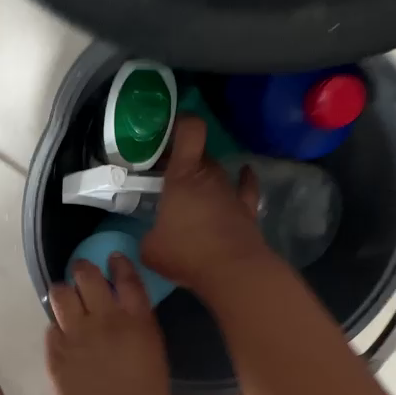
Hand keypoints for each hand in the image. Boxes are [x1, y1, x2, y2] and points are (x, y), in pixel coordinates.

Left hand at [47, 254, 169, 394]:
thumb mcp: (155, 363)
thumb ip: (142, 334)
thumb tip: (131, 323)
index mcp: (138, 322)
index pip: (127, 278)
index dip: (119, 264)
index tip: (113, 258)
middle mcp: (105, 319)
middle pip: (86, 275)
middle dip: (83, 271)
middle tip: (84, 277)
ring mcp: (76, 333)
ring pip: (60, 293)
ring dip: (64, 293)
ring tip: (69, 303)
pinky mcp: (55, 350)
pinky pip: (52, 326)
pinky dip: (58, 327)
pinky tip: (64, 337)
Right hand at [141, 116, 272, 292]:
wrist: (231, 272)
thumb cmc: (186, 253)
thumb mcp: (150, 248)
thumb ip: (149, 235)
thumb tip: (152, 237)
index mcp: (183, 176)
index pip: (190, 130)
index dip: (181, 122)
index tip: (167, 130)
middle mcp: (210, 176)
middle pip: (200, 154)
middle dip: (184, 160)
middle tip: (166, 177)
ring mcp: (231, 192)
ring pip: (217, 172)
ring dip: (205, 178)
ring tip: (192, 194)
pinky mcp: (247, 210)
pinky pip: (245, 188)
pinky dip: (243, 180)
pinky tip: (243, 174)